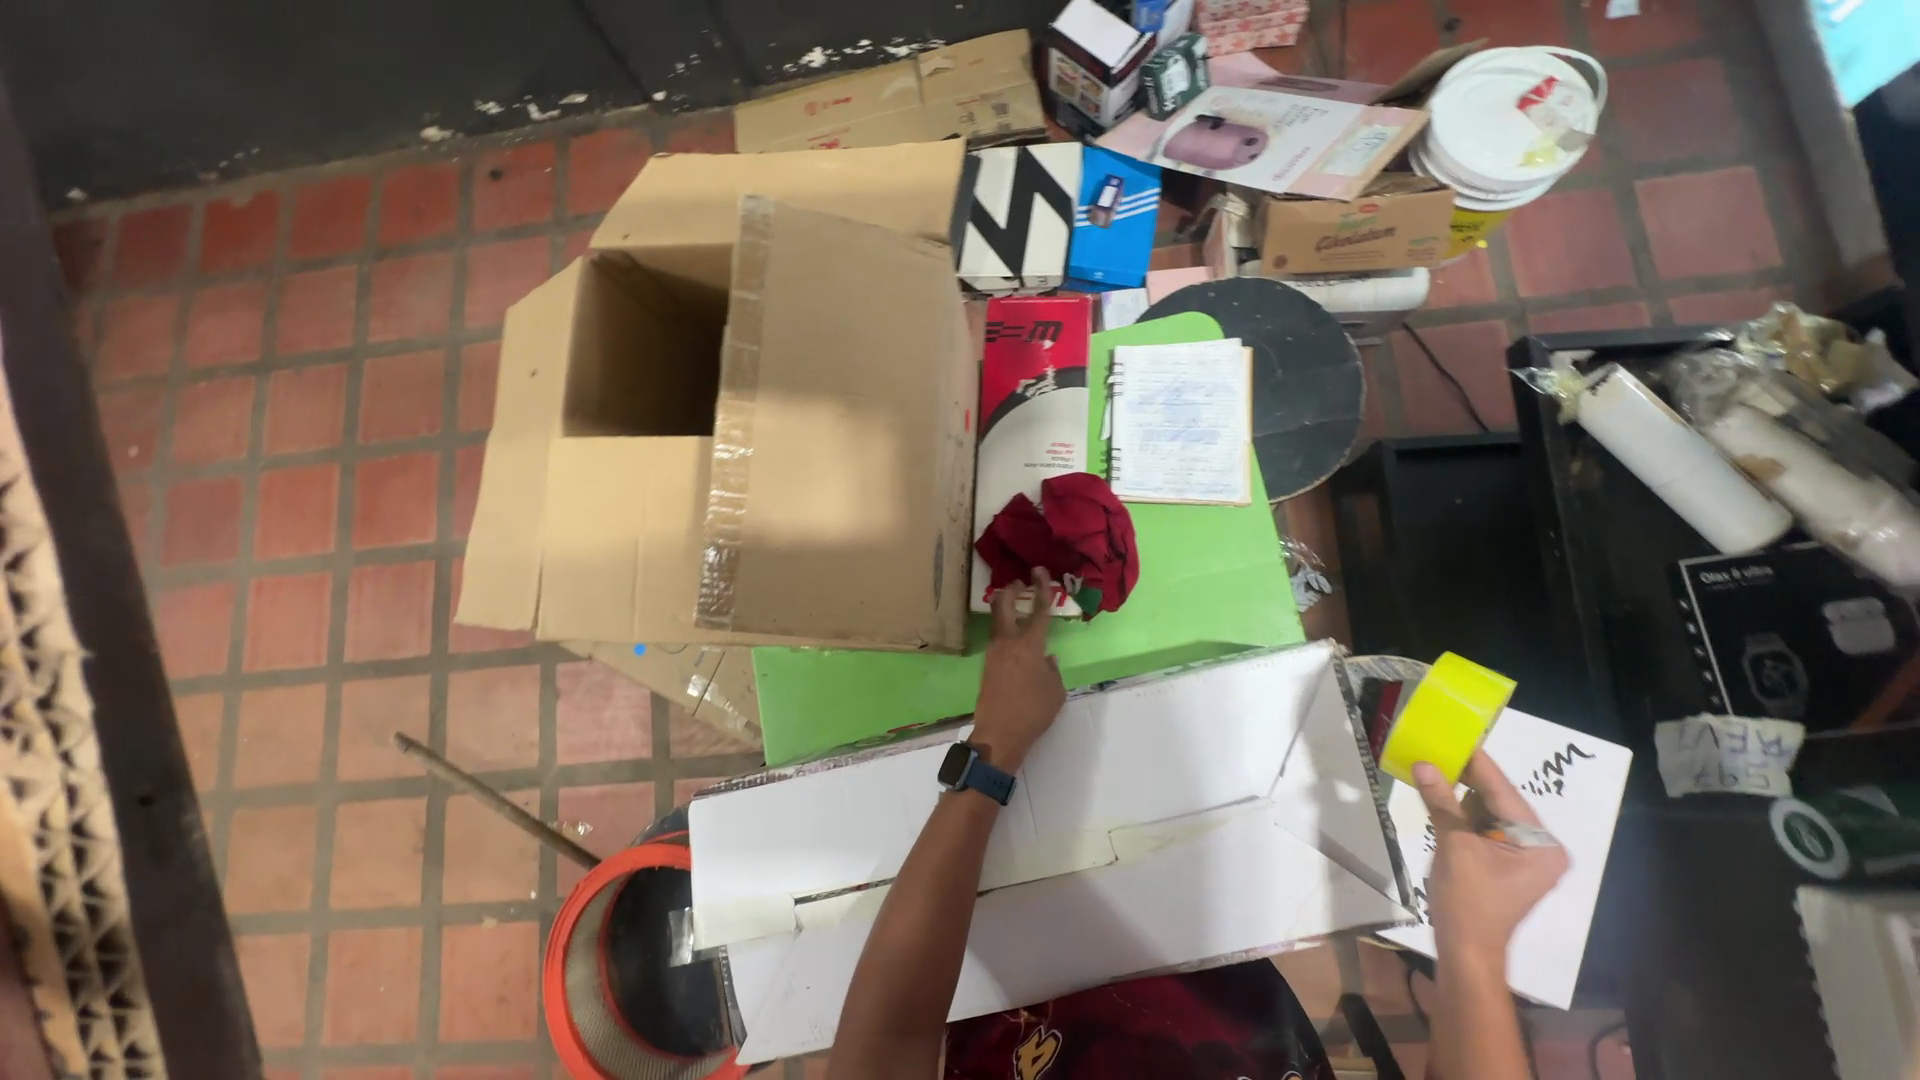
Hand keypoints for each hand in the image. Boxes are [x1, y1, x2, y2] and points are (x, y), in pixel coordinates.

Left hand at [970, 569, 1066, 770]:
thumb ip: (1053, 671)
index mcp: (1030, 645)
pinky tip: (1013, 636)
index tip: (1040, 571)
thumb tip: (1048, 659)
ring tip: (1015, 604)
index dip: (1042, 587)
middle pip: (1004, 605)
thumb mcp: (1056, 691)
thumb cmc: (1033, 712)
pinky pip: (995, 638)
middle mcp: (1008, 642)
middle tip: (1020, 583)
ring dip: (1004, 607)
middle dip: (1011, 590)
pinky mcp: (987, 665)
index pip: (1039, 610)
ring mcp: (994, 653)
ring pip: (996, 620)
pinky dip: (1003, 628)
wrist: (999, 732)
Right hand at [1413, 750, 1568, 969]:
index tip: (1458, 737)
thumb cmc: (1468, 900)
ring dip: (1462, 795)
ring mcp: (1524, 858)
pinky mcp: (1506, 865)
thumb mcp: (1454, 845)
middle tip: (1440, 749)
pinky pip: (1485, 829)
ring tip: (1436, 767)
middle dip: (1469, 779)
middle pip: (1500, 802)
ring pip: (1490, 814)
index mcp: (1541, 844)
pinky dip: (1463, 814)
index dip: (1478, 764)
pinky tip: (1441, 796)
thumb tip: (1425, 764)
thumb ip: (1442, 802)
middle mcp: (1541, 848)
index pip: (1505, 793)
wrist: (1466, 950)